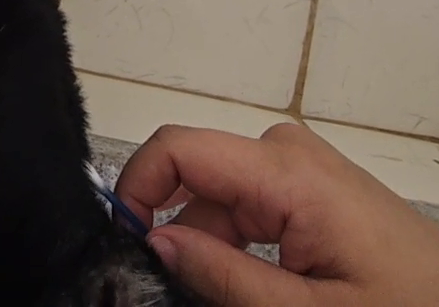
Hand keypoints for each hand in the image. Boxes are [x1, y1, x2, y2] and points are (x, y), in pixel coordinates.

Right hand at [118, 122, 438, 306]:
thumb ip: (224, 276)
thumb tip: (153, 238)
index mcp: (286, 169)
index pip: (179, 147)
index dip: (137, 187)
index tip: (121, 245)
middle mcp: (288, 150)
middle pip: (198, 176)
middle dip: (175, 231)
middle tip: (171, 294)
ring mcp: (305, 168)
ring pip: (222, 197)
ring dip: (208, 246)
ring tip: (220, 299)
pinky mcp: (317, 189)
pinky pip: (253, 207)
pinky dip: (237, 247)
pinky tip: (250, 291)